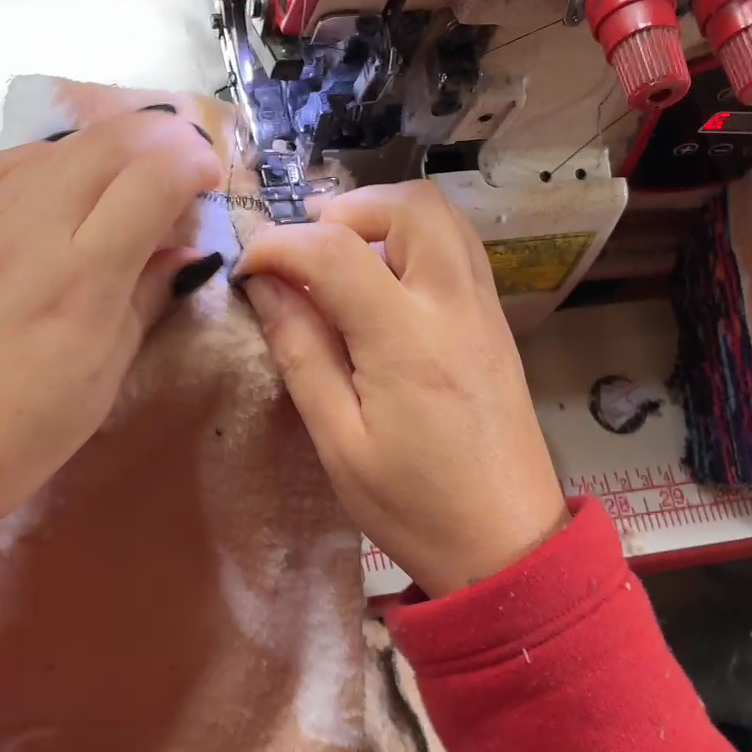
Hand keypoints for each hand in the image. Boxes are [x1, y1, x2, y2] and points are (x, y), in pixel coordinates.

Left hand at [0, 107, 223, 558]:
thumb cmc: (10, 443)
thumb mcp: (98, 385)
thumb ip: (142, 305)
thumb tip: (180, 256)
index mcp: (81, 280)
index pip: (152, 181)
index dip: (191, 164)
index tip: (209, 178)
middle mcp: (29, 230)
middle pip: (106, 145)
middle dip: (158, 138)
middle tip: (179, 163)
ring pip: (52, 146)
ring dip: (104, 145)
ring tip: (125, 172)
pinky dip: (42, 159)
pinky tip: (54, 177)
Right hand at [234, 182, 567, 595]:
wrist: (505, 545)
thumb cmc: (411, 506)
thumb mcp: (338, 441)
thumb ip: (302, 353)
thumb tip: (265, 287)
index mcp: (407, 340)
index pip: (334, 251)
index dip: (278, 245)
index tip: (246, 268)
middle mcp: (455, 307)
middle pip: (408, 206)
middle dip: (345, 209)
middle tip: (304, 248)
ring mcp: (485, 311)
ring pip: (443, 219)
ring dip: (385, 218)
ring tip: (341, 256)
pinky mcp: (498, 326)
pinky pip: (461, 251)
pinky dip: (417, 241)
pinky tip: (386, 284)